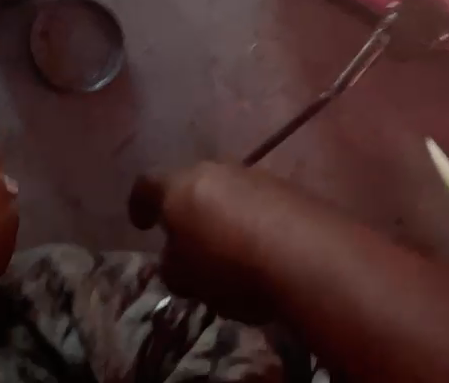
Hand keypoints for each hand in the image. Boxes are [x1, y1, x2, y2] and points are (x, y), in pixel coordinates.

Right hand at [129, 162, 279, 323]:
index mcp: (177, 186)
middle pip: (190, 184)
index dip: (139, 204)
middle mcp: (212, 170)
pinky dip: (257, 221)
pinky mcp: (290, 189)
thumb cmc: (229, 266)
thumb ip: (173, 266)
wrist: (309, 256)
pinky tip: (265, 250)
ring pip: (229, 192)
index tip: (140, 224)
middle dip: (188, 209)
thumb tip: (173, 260)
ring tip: (231, 248)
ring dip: (225, 214)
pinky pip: (262, 203)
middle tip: (190, 238)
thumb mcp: (187, 279)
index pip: (146, 185)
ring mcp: (253, 175)